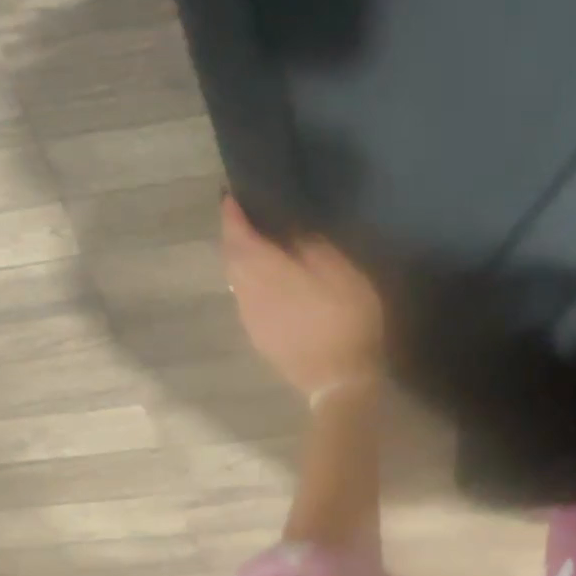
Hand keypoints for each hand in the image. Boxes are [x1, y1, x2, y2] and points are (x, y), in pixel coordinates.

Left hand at [221, 196, 385, 395]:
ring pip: (235, 280)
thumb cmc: (346, 320)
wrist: (338, 379)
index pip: (239, 235)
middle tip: (241, 219)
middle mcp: (249, 291)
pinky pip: (244, 298)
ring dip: (238, 260)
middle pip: (231, 257)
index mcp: (268, 271)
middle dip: (233, 236)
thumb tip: (292, 231)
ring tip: (253, 247)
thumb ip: (314, 247)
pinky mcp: (258, 336)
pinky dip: (247, 282)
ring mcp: (251, 317)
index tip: (229, 196)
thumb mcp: (343, 274)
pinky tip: (264, 283)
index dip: (233, 215)